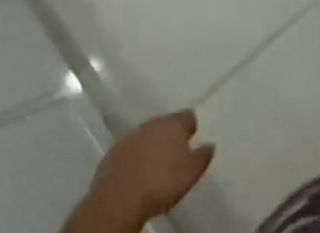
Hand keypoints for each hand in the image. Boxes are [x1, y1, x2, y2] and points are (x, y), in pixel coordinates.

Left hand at [70, 111, 215, 232]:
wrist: (118, 202)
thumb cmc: (161, 183)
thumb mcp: (192, 172)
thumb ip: (203, 155)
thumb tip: (209, 145)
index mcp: (173, 124)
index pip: (187, 116)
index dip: (190, 128)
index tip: (192, 140)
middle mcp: (151, 124)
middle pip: (164, 124)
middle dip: (169, 136)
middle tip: (174, 154)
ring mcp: (128, 138)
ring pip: (145, 137)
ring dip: (150, 146)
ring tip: (154, 166)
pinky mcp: (110, 154)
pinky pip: (128, 151)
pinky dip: (134, 158)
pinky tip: (136, 173)